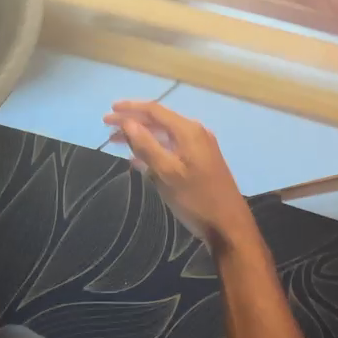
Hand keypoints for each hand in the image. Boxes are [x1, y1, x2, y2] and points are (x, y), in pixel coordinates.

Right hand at [105, 100, 255, 252]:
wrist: (230, 228)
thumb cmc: (197, 199)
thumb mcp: (167, 173)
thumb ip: (146, 145)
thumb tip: (127, 122)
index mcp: (188, 131)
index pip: (154, 110)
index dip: (130, 108)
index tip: (110, 111)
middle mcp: (195, 133)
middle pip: (158, 121)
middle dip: (132, 122)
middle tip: (107, 127)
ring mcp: (199, 148)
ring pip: (164, 135)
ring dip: (141, 136)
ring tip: (117, 142)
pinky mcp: (200, 162)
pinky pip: (171, 147)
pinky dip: (153, 149)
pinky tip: (138, 159)